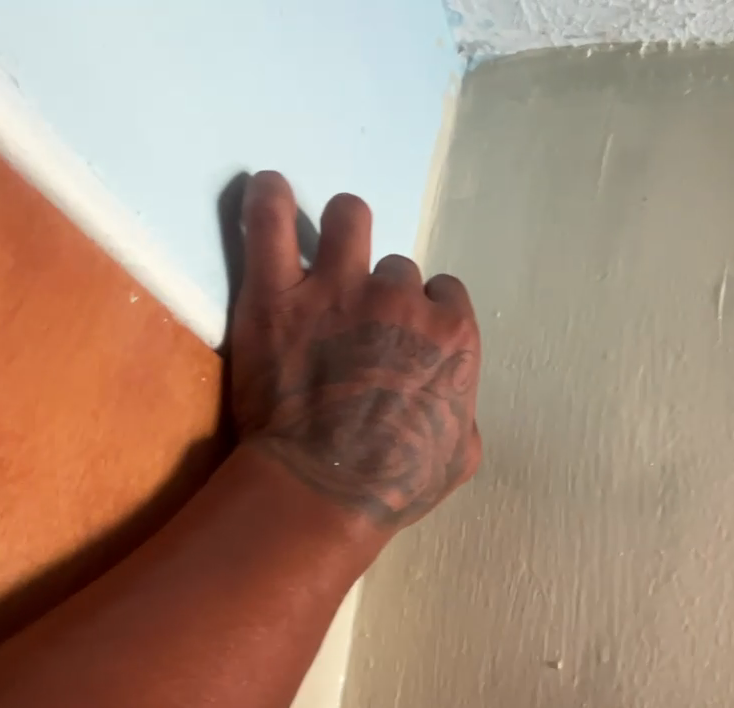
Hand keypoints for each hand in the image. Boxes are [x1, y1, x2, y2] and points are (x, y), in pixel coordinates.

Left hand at [229, 171, 481, 528]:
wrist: (325, 490)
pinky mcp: (276, 293)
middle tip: (361, 323)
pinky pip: (268, 220)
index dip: (426, 312)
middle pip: (397, 270)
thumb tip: (459, 408)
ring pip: (348, 218)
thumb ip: (465, 416)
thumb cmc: (399, 483)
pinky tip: (269, 191)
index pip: (445, 295)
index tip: (409, 334)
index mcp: (452, 336)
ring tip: (329, 251)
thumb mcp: (460, 458)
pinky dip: (268, 200)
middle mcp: (402, 299)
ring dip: (344, 229)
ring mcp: (338, 289)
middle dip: (384, 291)